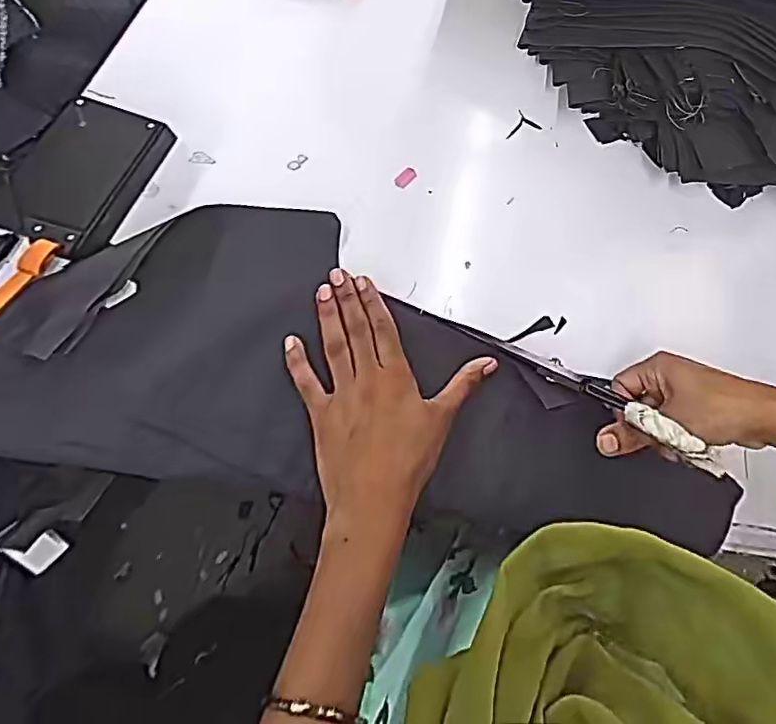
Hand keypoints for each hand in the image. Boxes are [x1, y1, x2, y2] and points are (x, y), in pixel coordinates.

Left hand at [284, 269, 496, 533]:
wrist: (373, 500)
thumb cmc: (407, 464)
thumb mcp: (443, 419)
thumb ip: (463, 385)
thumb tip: (484, 365)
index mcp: (395, 378)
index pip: (382, 330)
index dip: (372, 302)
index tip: (364, 283)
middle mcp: (366, 380)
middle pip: (356, 330)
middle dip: (347, 299)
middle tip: (338, 275)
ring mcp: (341, 395)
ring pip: (333, 347)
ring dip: (326, 318)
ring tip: (321, 294)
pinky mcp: (321, 415)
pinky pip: (306, 382)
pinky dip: (297, 361)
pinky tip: (291, 343)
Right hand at [595, 351, 775, 457]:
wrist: (763, 418)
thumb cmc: (725, 406)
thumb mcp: (669, 424)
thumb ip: (634, 433)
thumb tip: (608, 439)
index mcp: (657, 366)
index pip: (619, 388)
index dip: (624, 414)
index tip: (633, 432)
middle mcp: (669, 374)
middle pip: (639, 407)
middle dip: (650, 429)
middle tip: (663, 436)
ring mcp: (684, 391)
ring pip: (658, 420)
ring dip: (667, 437)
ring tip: (684, 440)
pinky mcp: (697, 408)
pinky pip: (675, 426)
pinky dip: (681, 439)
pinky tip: (694, 443)